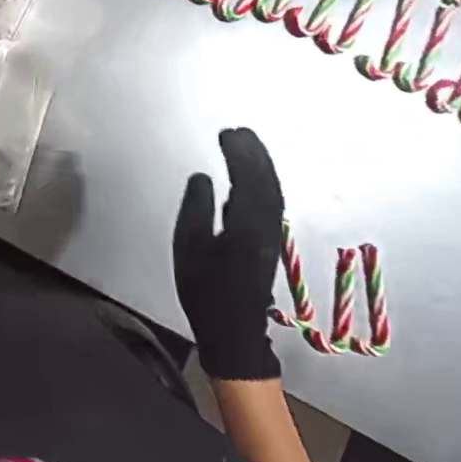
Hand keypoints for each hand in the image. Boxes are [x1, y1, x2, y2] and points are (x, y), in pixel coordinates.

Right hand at [172, 128, 285, 380]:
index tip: (227, 134)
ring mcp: (271, 234)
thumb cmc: (204, 292)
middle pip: (266, 181)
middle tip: (238, 131)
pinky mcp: (268, 240)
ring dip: (261, 165)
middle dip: (254, 153)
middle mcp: (266, 226)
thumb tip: (203, 177)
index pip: (247, 181)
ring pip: (272, 190)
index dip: (240, 155)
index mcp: (245, 227)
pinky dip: (262, 182)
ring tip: (245, 145)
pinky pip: (271, 201)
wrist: (232, 329)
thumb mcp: (188, 250)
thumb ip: (195, 210)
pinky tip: (249, 176)